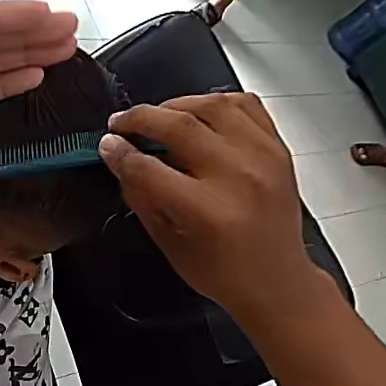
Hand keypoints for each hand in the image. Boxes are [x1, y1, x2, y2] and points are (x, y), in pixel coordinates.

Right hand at [99, 93, 324, 325]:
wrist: (277, 282)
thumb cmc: (225, 273)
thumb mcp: (170, 245)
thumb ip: (142, 198)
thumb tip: (119, 159)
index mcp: (207, 211)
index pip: (150, 167)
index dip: (120, 153)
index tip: (107, 145)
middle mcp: (238, 178)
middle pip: (179, 126)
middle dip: (141, 119)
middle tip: (122, 123)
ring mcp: (263, 159)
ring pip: (213, 105)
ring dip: (177, 105)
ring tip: (159, 117)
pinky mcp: (278, 150)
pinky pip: (246, 105)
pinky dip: (217, 103)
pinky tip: (200, 115)